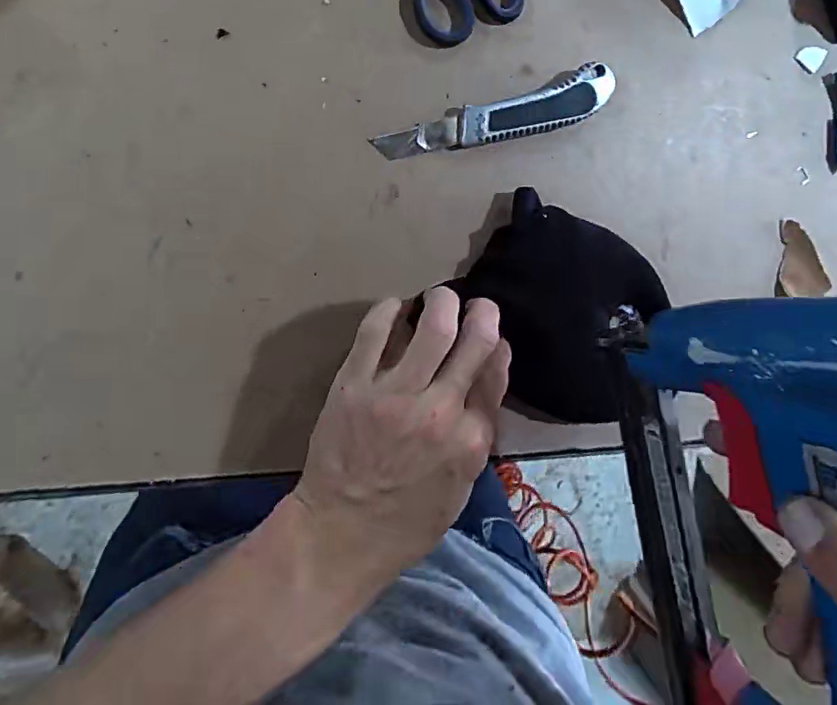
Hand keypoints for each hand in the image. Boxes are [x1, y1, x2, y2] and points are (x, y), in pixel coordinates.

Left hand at [288, 287, 511, 587]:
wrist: (339, 537)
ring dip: (442, 300)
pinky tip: (396, 308)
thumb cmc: (409, 518)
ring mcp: (394, 395)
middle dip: (481, 310)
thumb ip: (482, 424)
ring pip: (432, 326)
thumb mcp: (464, 481)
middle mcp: (439, 411)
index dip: (497, 340)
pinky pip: (375, 332)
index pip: (496, 367)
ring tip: (439, 298)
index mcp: (470, 437)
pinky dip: (390, 309)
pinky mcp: (353, 386)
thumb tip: (493, 365)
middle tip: (474, 306)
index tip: (489, 332)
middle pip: (475, 338)